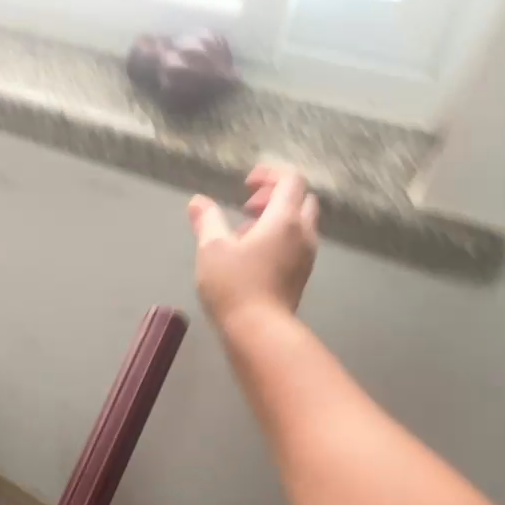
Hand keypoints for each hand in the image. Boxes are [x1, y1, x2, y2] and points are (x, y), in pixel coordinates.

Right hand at [187, 167, 320, 326]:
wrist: (258, 329)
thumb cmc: (233, 285)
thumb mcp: (211, 249)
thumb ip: (206, 221)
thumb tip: (198, 201)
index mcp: (284, 219)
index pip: (290, 180)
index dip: (270, 175)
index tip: (246, 184)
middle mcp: (302, 232)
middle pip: (301, 200)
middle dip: (276, 196)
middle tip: (247, 207)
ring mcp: (306, 255)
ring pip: (300, 223)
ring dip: (277, 219)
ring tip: (245, 234)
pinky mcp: (301, 275)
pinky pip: (296, 244)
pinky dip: (279, 239)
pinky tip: (253, 257)